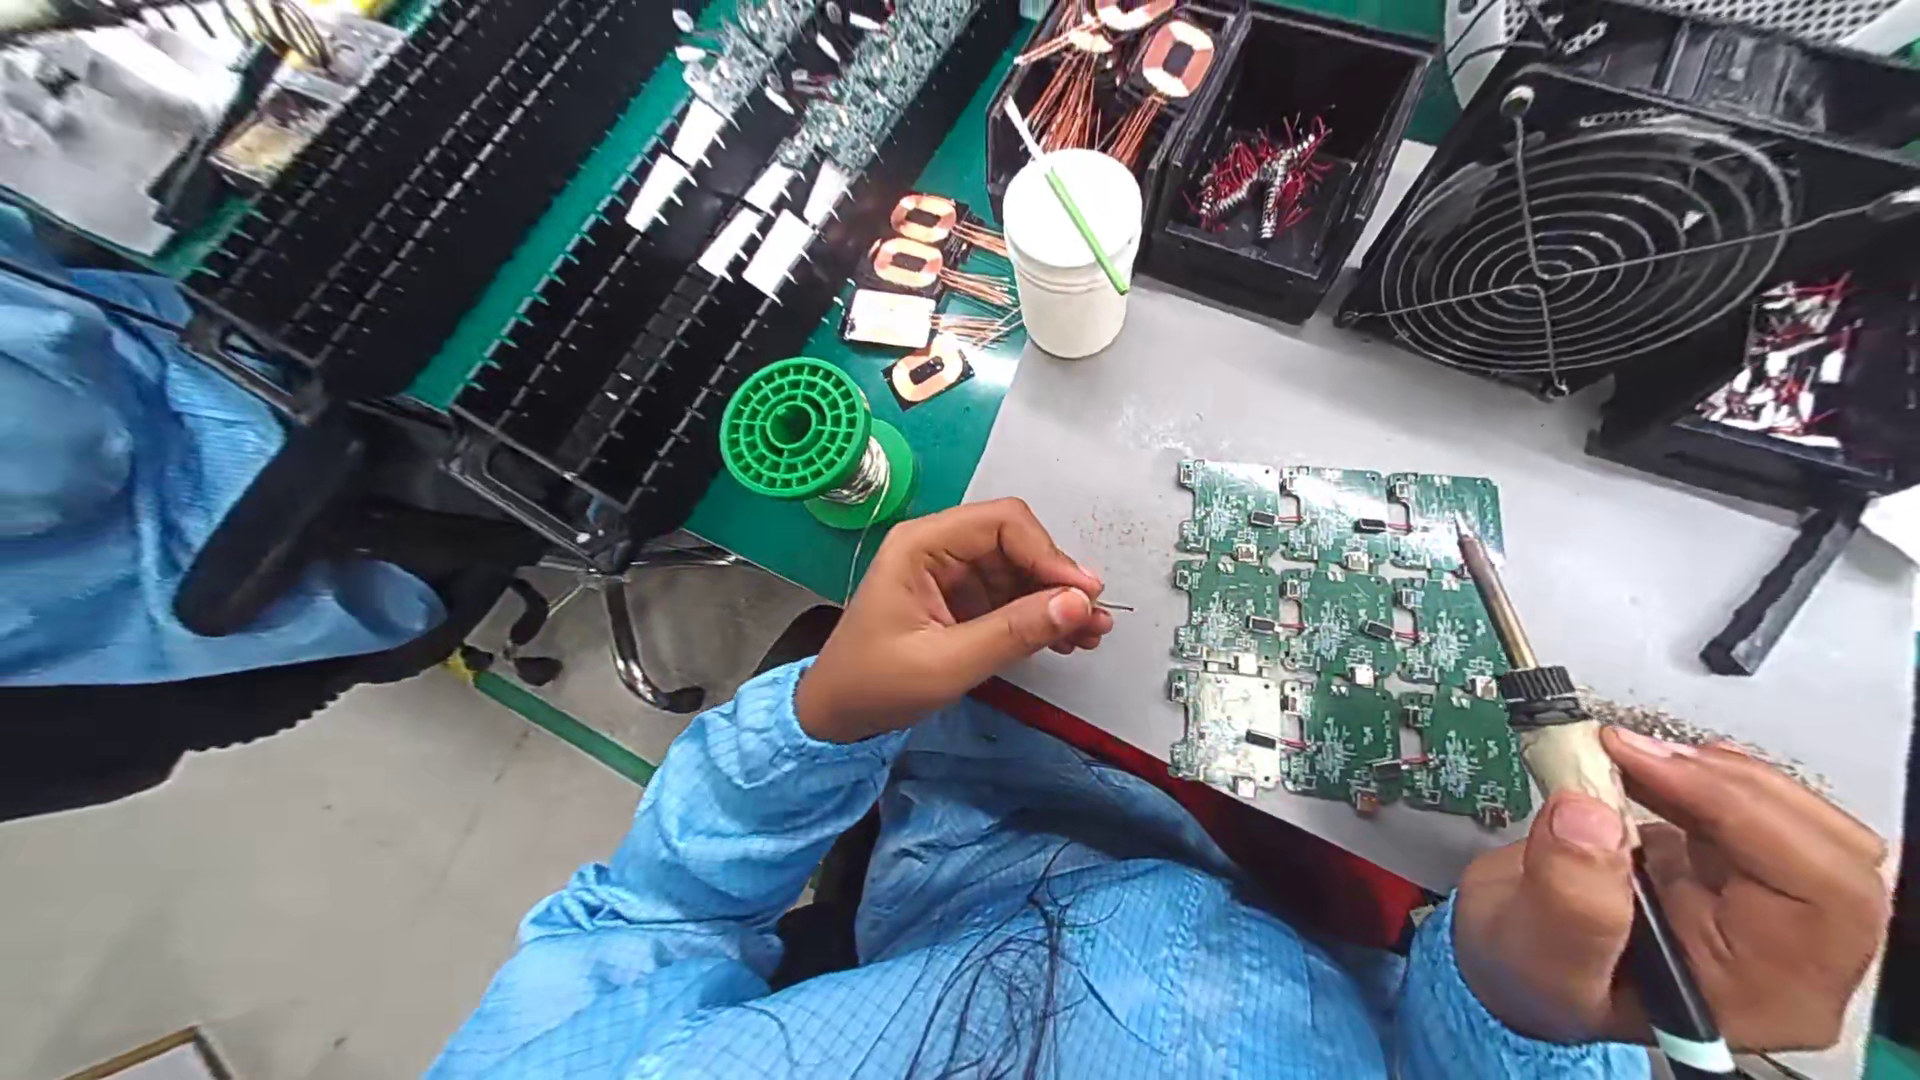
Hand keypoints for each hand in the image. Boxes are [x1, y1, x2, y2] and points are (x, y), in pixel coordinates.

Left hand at [794, 498, 1112, 742]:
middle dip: (1056, 580)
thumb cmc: (875, 685)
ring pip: (1019, 571)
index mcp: (922, 545)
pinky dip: (1038, 616)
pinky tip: (1064, 639)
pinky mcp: (960, 600)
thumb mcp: (945, 664)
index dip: (1049, 554)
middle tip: (1093, 619)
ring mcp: (951, 574)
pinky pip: (1009, 596)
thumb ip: (1013, 632)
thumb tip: (1079, 604)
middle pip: (1016, 544)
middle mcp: (939, 548)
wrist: (837, 715)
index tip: (1083, 595)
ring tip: (1089, 635)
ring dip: (1054, 600)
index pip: (1002, 524)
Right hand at [1454, 727, 1888, 1050]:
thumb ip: (1568, 901)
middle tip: (1626, 747)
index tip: (1633, 759)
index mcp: (1767, 986)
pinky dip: (1687, 772)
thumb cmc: (1524, 970)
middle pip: (1826, 851)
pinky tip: (1631, 764)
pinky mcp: (1715, 866)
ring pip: (1792, 822)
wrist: (1504, 958)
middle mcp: (1785, 947)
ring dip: (1708, 771)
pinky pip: (1740, 810)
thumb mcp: (1534, 951)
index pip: (1818, 891)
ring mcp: (1755, 904)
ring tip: (1619, 750)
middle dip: (1729, 784)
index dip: (1738, 811)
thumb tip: (1588, 815)